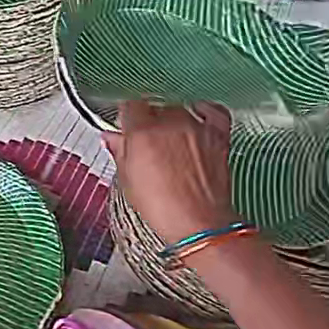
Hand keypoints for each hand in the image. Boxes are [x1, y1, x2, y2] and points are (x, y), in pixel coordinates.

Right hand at [103, 99, 238, 241]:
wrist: (198, 223)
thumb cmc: (163, 207)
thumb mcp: (128, 181)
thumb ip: (119, 152)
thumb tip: (111, 138)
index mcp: (142, 131)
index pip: (130, 105)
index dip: (127, 116)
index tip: (126, 127)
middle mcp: (170, 122)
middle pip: (155, 107)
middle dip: (148, 121)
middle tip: (146, 144)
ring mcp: (196, 126)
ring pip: (180, 109)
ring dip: (172, 121)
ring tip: (170, 143)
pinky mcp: (217, 134)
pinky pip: (212, 110)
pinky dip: (203, 111)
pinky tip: (197, 118)